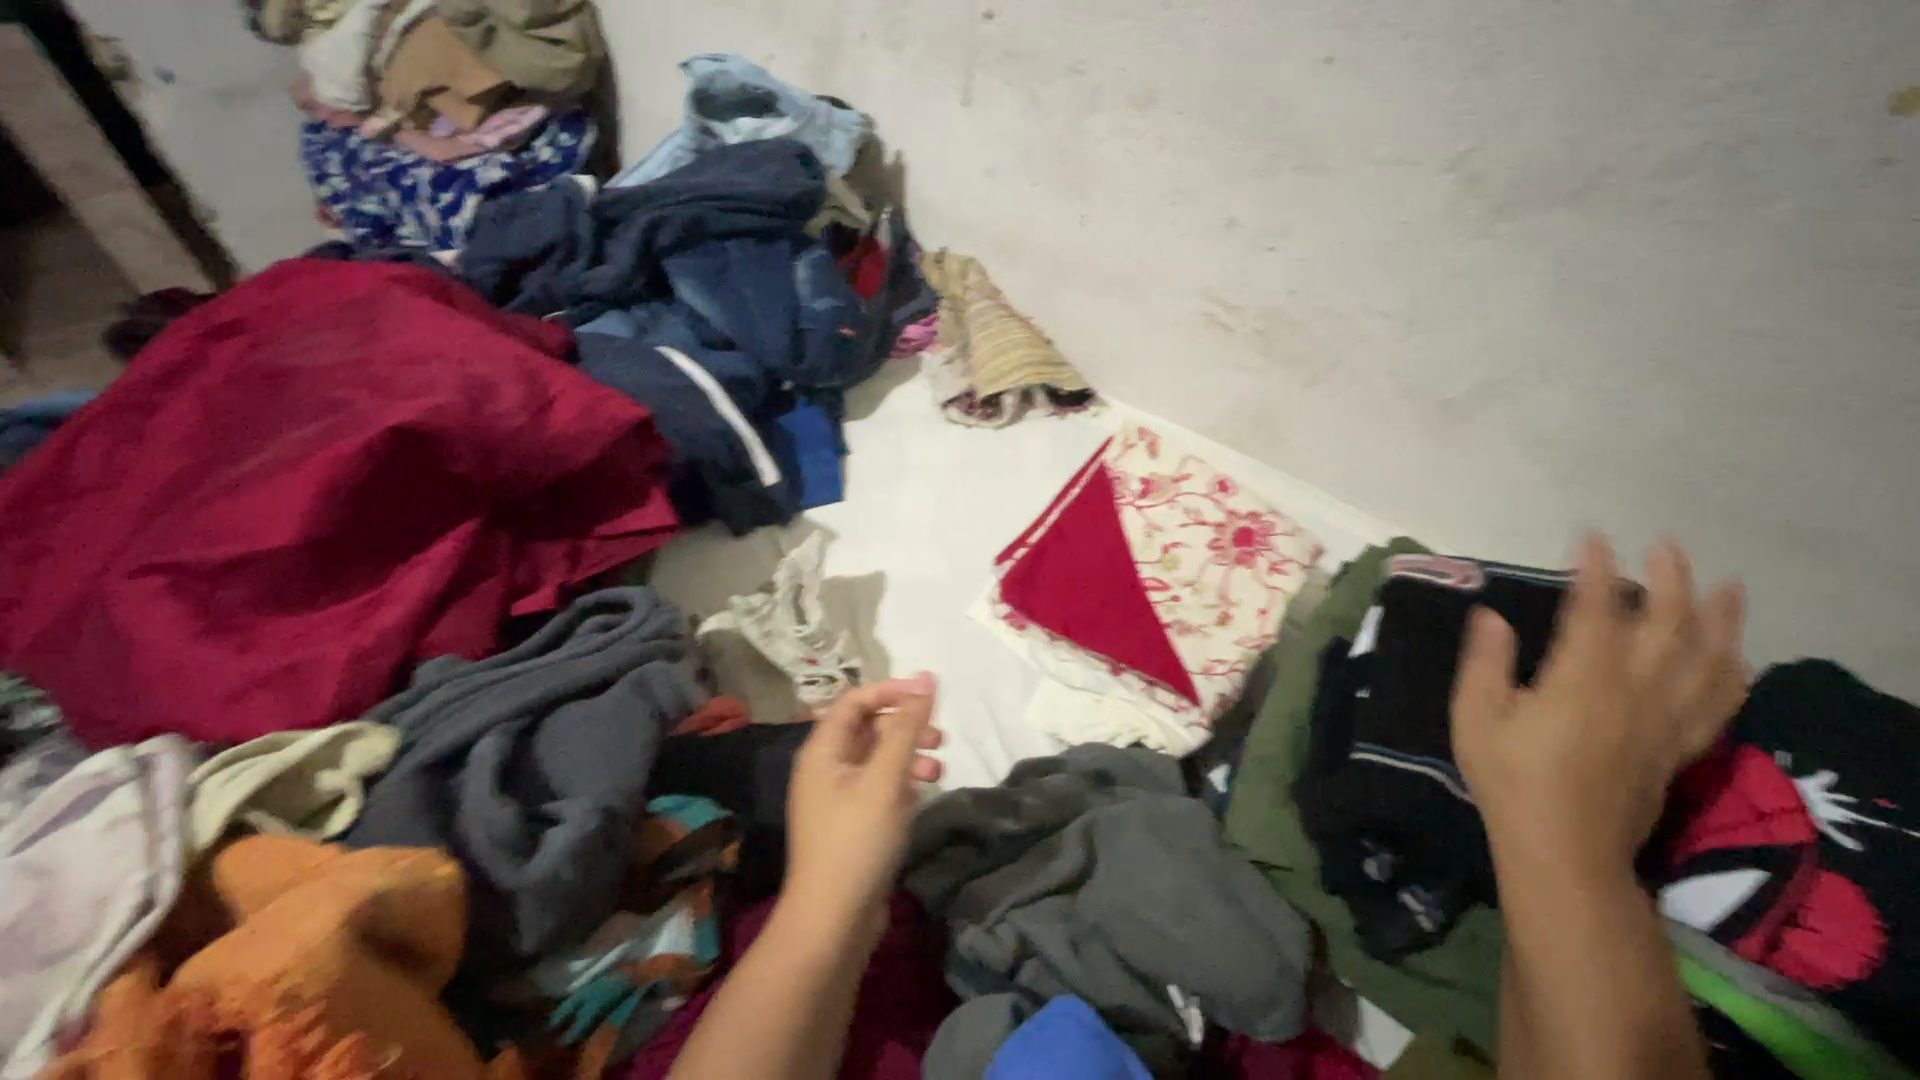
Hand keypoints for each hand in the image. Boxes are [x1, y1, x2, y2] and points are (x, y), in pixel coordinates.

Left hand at [782, 675, 942, 938]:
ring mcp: (838, 799)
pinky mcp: (852, 825)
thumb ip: (907, 725)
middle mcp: (826, 769)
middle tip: (939, 737)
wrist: (834, 920)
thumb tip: (927, 677)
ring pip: (878, 760)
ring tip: (938, 769)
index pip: (855, 701)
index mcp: (822, 750)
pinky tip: (922, 795)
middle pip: (868, 728)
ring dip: (909, 756)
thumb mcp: (886, 777)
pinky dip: (903, 784)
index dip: (892, 691)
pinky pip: (880, 788)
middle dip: (906, 726)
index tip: (930, 695)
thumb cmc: (857, 839)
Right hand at [1451, 536, 1747, 878]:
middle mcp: (1634, 692)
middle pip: (1666, 626)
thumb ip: (1485, 663)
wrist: (1563, 849)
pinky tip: (1735, 656)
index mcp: (1581, 681)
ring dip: (1720, 619)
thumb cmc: (1510, 779)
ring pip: (1707, 660)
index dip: (1596, 571)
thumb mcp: (1476, 718)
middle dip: (1669, 580)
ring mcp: (1664, 720)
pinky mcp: (1678, 748)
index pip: (1596, 612)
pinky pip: (1719, 704)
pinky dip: (1733, 673)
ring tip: (1728, 586)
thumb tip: (1490, 616)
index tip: (1593, 539)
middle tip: (1665, 546)